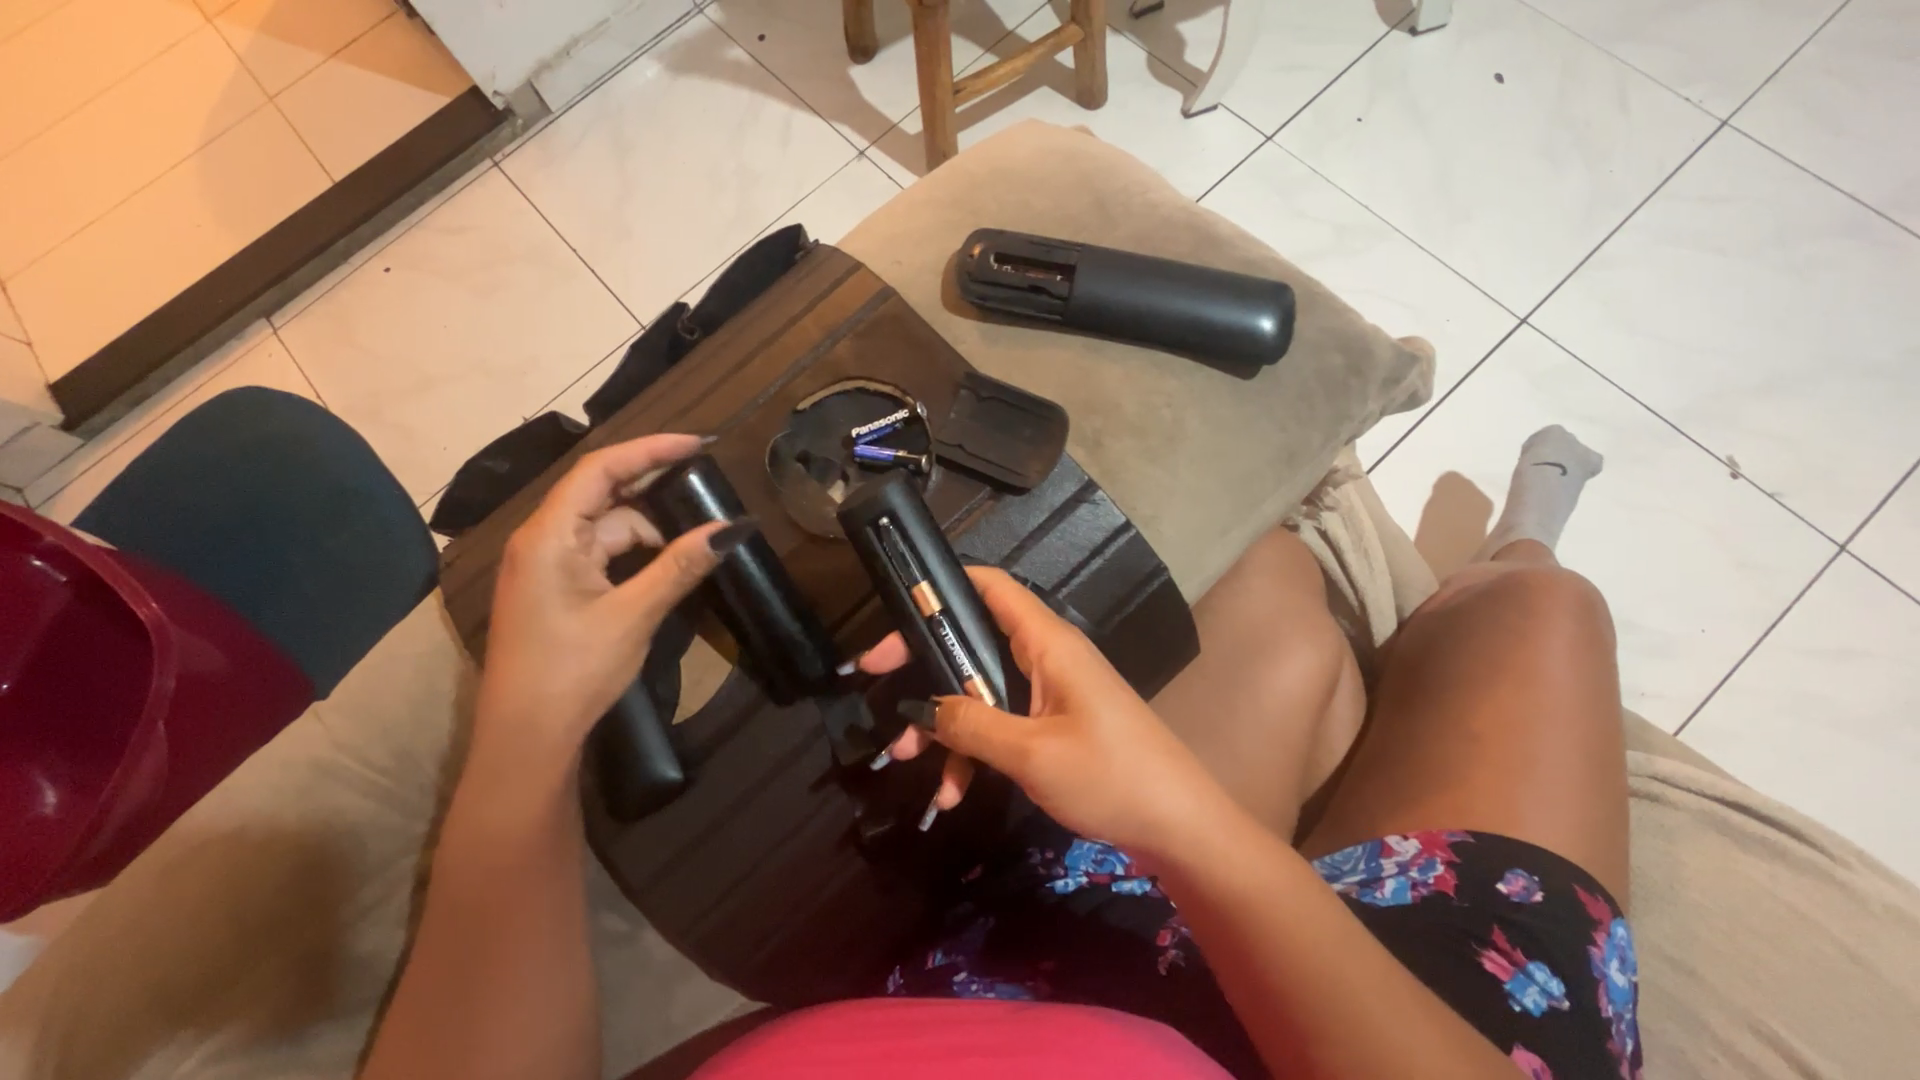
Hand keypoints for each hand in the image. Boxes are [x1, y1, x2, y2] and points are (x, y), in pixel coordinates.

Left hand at [475, 434, 744, 757]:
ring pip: (605, 527)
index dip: (651, 449)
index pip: (601, 469)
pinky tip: (666, 565)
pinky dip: (633, 554)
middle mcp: (541, 539)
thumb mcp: (634, 615)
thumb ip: (681, 566)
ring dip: (648, 530)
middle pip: (602, 494)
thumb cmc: (573, 670)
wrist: (526, 737)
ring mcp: (545, 566)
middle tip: (707, 488)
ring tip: (694, 541)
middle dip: (654, 490)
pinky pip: (599, 554)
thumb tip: (732, 528)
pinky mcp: (555, 589)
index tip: (699, 444)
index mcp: (549, 535)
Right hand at [862, 567, 1229, 858]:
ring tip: (906, 758)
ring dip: (945, 723)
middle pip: (974, 643)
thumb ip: (971, 725)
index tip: (895, 619)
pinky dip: (975, 752)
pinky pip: (1002, 725)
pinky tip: (952, 794)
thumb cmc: (1111, 777)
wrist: (1180, 828)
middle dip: (925, 670)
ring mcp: (1052, 694)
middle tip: (878, 688)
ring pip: (982, 692)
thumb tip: (922, 708)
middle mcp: (1047, 658)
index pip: (990, 587)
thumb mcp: (1031, 753)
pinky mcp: (1055, 727)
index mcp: (1048, 643)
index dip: (940, 591)